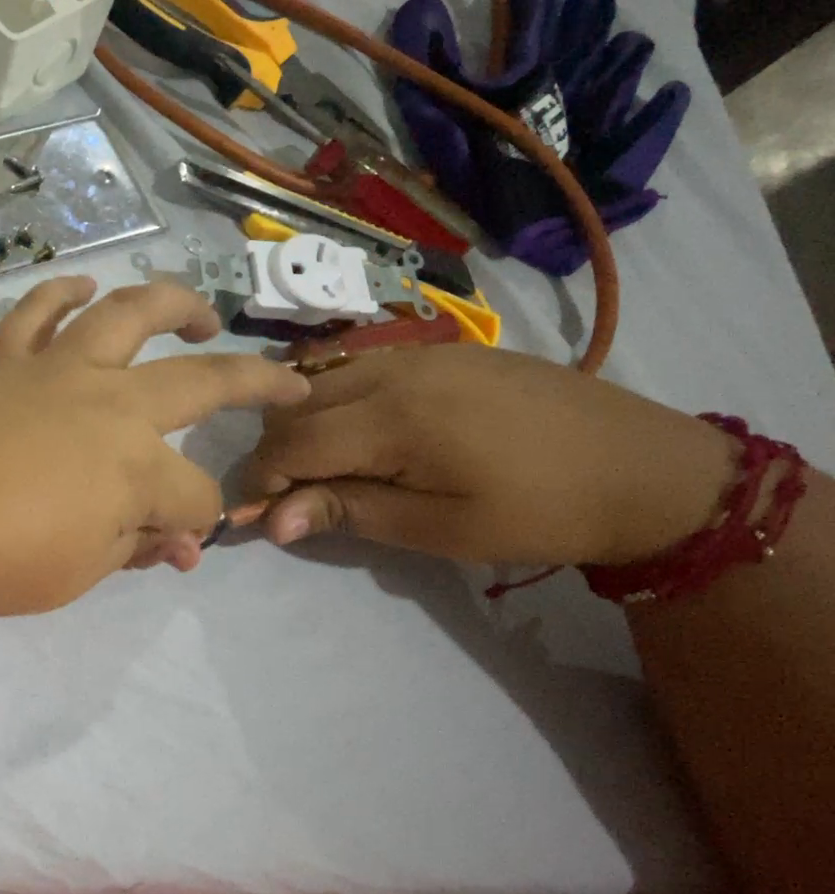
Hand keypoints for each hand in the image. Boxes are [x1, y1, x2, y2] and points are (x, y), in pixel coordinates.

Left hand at [0, 277, 309, 617]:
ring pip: (128, 314)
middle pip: (202, 383)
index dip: (195, 525)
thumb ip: (129, 548)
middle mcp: (110, 404)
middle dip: (256, 383)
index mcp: (136, 468)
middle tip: (284, 385)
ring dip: (174, 303)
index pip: (194, 497)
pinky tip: (80, 288)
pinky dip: (61, 295)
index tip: (177, 545)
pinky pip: (35, 313)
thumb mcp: (75, 575)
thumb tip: (172, 544)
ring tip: (198, 311)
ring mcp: (54, 373)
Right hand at [246, 345, 739, 564]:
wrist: (650, 469)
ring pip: (320, 382)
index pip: (288, 444)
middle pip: (293, 406)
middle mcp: (396, 369)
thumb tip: (268, 521)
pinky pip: (360, 369)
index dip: (261, 483)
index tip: (258, 520)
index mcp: (395, 417)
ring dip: (303, 426)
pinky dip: (338, 404)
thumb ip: (347, 511)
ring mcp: (421, 353)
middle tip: (293, 500)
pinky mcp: (443, 351)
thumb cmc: (540, 512)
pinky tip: (365, 437)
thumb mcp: (438, 527)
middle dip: (275, 454)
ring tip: (327, 471)